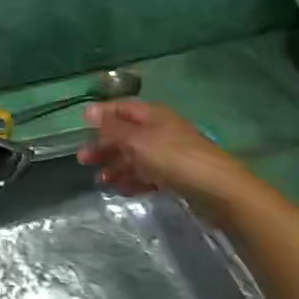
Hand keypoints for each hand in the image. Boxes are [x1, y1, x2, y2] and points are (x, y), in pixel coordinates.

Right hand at [79, 101, 262, 215]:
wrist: (217, 189)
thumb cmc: (173, 158)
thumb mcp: (137, 139)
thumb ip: (112, 127)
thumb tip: (89, 111)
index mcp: (152, 115)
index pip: (122, 108)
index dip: (101, 114)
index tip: (80, 125)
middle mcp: (160, 130)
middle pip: (126, 134)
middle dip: (104, 145)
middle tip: (83, 159)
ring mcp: (168, 154)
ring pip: (135, 157)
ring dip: (116, 166)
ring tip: (99, 180)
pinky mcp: (175, 176)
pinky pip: (147, 174)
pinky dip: (133, 180)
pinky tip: (121, 189)